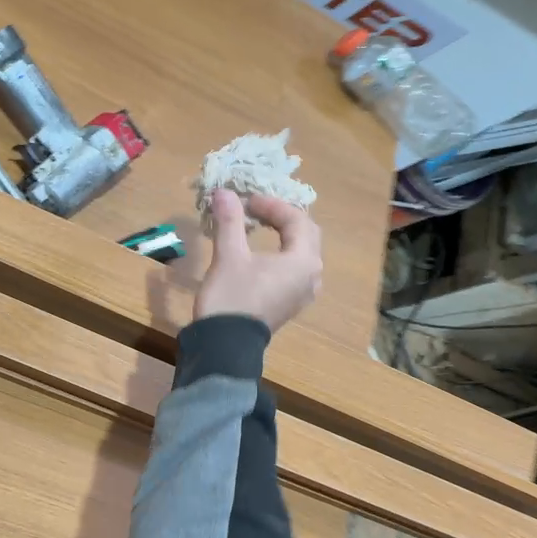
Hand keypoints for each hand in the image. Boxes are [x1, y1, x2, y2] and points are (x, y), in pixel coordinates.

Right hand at [194, 190, 323, 333]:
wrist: (224, 345)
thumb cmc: (231, 297)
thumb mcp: (228, 256)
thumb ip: (229, 222)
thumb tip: (224, 193)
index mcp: (304, 259)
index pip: (296, 220)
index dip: (272, 205)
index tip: (247, 201)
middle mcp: (312, 274)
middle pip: (305, 236)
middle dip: (283, 219)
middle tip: (257, 212)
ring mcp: (304, 293)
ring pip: (300, 256)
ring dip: (283, 239)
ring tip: (259, 233)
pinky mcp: (290, 306)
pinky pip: (293, 273)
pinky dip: (280, 259)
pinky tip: (261, 260)